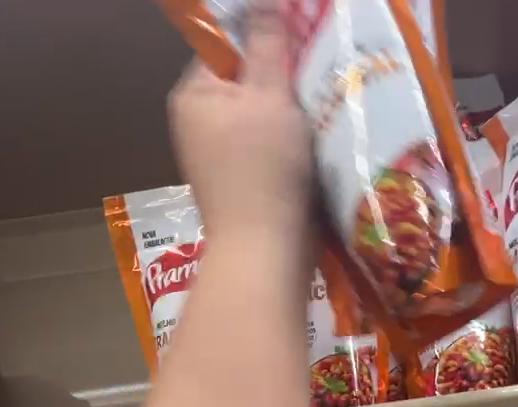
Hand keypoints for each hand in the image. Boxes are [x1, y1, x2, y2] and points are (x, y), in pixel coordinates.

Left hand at [168, 4, 311, 247]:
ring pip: (263, 119)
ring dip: (294, 115)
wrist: (265, 255)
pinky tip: (317, 146)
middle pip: (248, 83)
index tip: (303, 45)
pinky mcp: (243, 188)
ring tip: (324, 111)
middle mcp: (199, 126)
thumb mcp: (269, 96)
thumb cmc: (264, 171)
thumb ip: (268, 42)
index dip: (267, 40)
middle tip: (320, 76)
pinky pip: (269, 151)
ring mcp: (219, 161)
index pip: (228, 45)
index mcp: (193, 96)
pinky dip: (292, 146)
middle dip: (284, 80)